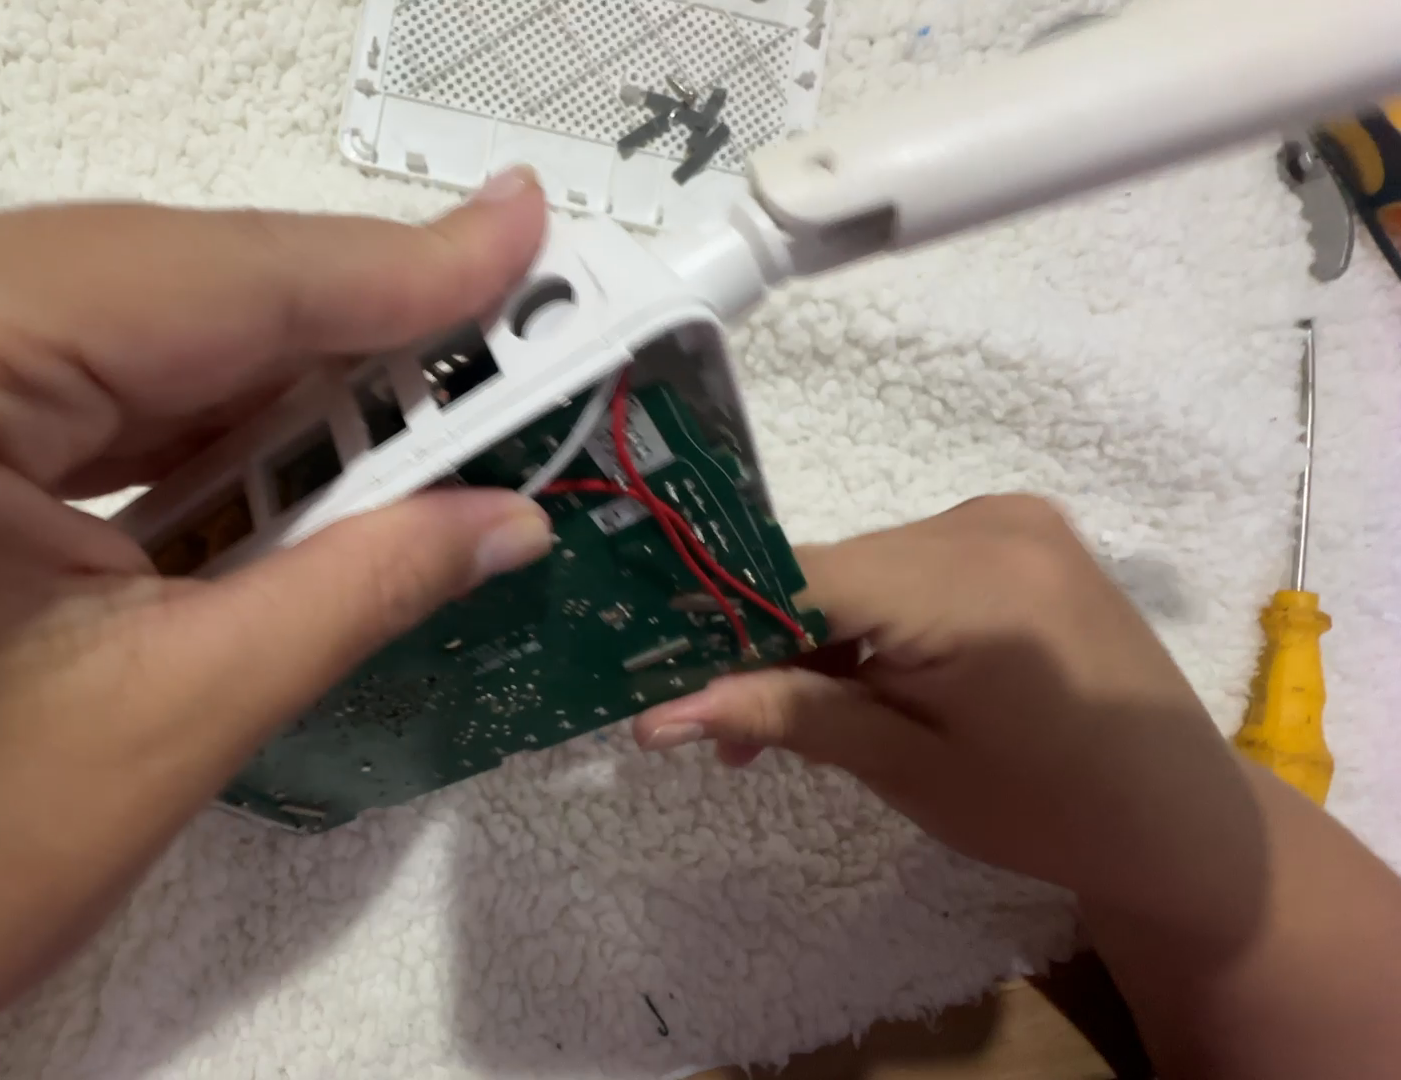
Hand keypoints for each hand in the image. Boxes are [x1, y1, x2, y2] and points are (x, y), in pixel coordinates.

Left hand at [0, 171, 551, 1077]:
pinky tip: (294, 450)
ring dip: (282, 383)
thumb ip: (358, 587)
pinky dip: (194, 422)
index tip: (523, 233)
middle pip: (164, 292)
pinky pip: (65, 381)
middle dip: (351, 332)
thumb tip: (507, 517)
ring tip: (422, 403)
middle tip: (502, 329)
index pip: (208, 279)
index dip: (397, 268)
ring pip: (124, 332)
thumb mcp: (158, 733)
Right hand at [632, 495, 1256, 921]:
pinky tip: (846, 676)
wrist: (1187, 818)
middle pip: (816, 573)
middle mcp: (985, 525)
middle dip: (759, 644)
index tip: (658, 666)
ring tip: (783, 715)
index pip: (796, 578)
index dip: (716, 618)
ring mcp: (999, 519)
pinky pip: (886, 566)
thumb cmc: (1049, 810)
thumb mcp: (902, 769)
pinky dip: (851, 619)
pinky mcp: (1002, 530)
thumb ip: (777, 718)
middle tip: (723, 721)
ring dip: (801, 636)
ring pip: (842, 569)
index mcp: (975, 590)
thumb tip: (652, 718)